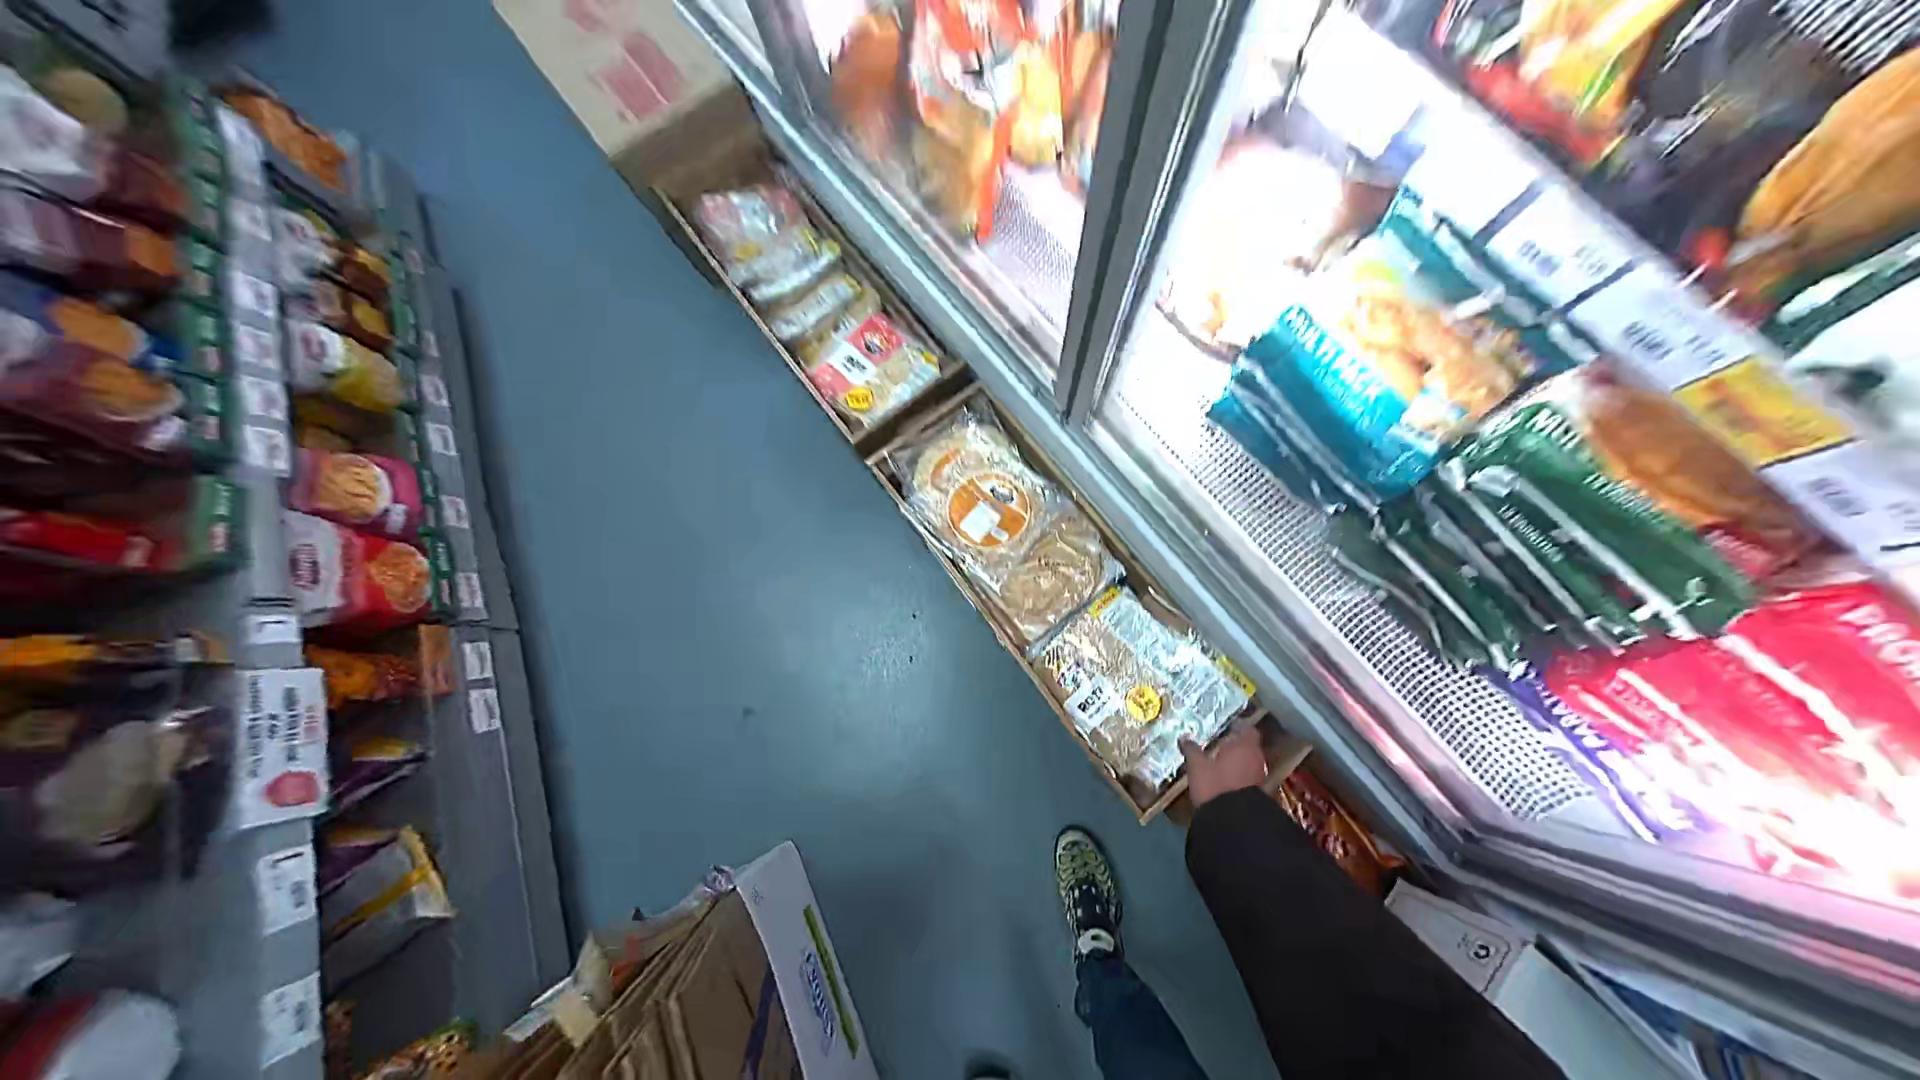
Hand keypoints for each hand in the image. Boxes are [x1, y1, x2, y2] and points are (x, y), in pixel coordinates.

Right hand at [1180, 720, 1266, 807]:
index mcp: (1244, 746)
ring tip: (1220, 761)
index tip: (1226, 726)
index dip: (1238, 726)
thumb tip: (1184, 737)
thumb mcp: (1197, 766)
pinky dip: (1239, 774)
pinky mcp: (1258, 793)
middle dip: (1236, 744)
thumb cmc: (1215, 785)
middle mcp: (1256, 758)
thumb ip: (1192, 750)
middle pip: (1249, 745)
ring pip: (1249, 761)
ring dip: (1238, 760)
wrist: (1233, 822)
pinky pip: (1248, 776)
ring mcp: (1259, 776)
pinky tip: (1225, 778)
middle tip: (1219, 743)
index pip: (1247, 729)